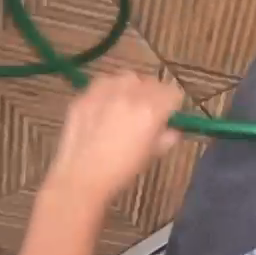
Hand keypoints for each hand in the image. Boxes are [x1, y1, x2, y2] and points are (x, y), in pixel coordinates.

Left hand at [44, 74, 184, 205]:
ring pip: (127, 77)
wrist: (82, 177)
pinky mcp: (85, 96)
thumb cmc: (122, 170)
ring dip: (131, 87)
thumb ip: (166, 137)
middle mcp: (130, 95)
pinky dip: (109, 90)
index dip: (173, 103)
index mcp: (151, 110)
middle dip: (153, 94)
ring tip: (127, 104)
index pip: (173, 92)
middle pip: (151, 81)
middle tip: (148, 110)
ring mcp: (104, 93)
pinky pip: (103, 83)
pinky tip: (105, 107)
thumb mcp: (152, 154)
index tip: (169, 113)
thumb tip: (171, 130)